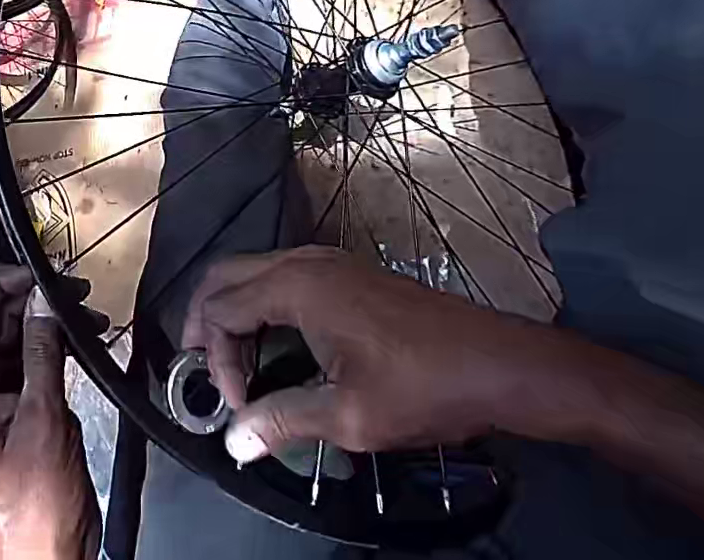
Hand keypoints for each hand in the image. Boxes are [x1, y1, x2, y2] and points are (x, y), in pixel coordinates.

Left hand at [0, 267, 99, 559]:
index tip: (38, 272)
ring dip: (54, 318)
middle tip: (76, 286)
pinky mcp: (26, 401)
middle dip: (35, 297)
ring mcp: (1, 390)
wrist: (50, 557)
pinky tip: (88, 334)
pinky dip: (62, 341)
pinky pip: (39, 355)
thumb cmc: (32, 501)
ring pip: (22, 333)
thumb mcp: (40, 420)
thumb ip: (42, 353)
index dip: (1, 284)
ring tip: (90, 311)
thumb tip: (45, 298)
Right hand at [179, 246, 584, 462]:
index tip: (237, 407)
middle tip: (206, 370)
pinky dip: (259, 304)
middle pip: (225, 275)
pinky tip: (274, 344)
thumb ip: (282, 420)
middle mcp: (302, 261)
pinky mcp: (342, 270)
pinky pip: (278, 276)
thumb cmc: (422, 386)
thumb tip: (232, 442)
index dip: (218, 360)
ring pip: (250, 272)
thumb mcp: (349, 415)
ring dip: (233, 312)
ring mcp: (324, 260)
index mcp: (296, 286)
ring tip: (237, 365)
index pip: (223, 309)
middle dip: (206, 321)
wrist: (497, 361)